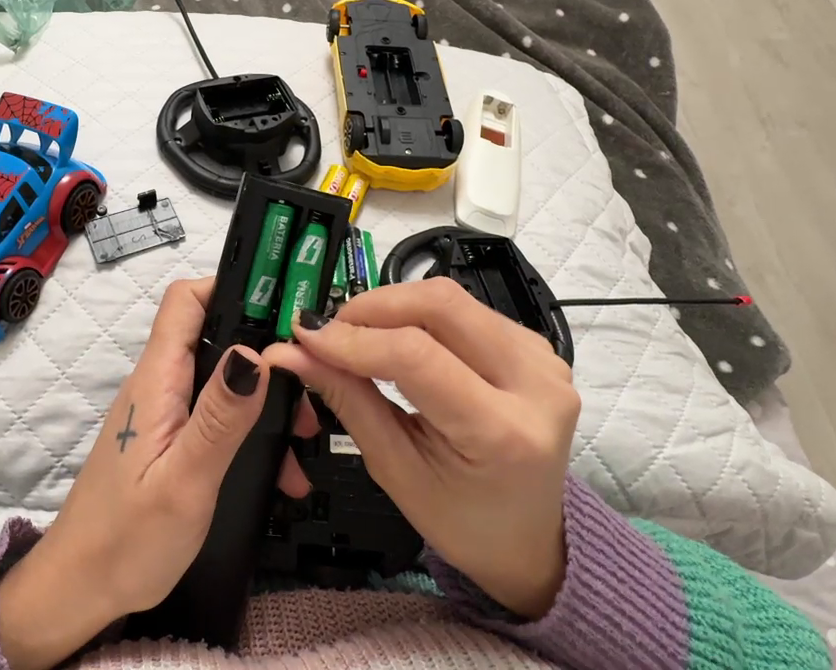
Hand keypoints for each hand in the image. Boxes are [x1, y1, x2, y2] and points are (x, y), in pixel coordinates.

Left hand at [0, 278, 273, 669]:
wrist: (80, 590)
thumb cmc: (127, 542)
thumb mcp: (185, 481)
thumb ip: (221, 417)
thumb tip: (254, 353)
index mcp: (157, 381)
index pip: (186, 301)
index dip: (232, 286)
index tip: (283, 304)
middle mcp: (158, 386)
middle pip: (214, 336)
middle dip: (266, 354)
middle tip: (310, 390)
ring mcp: (162, 413)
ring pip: (222, 380)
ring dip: (265, 401)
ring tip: (302, 442)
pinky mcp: (167, 440)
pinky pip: (215, 417)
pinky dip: (249, 433)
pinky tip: (278, 471)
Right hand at [264, 277, 580, 618]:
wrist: (526, 537)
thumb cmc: (460, 518)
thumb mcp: (394, 470)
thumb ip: (347, 401)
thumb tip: (292, 353)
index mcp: (502, 433)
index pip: (416, 356)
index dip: (353, 338)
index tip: (305, 336)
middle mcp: (535, 385)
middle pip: (441, 304)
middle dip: (373, 306)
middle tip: (332, 330)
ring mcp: (542, 359)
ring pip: (451, 297)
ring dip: (394, 307)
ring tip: (359, 338)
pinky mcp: (537, 345)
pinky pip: (466, 308)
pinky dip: (419, 315)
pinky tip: (398, 341)